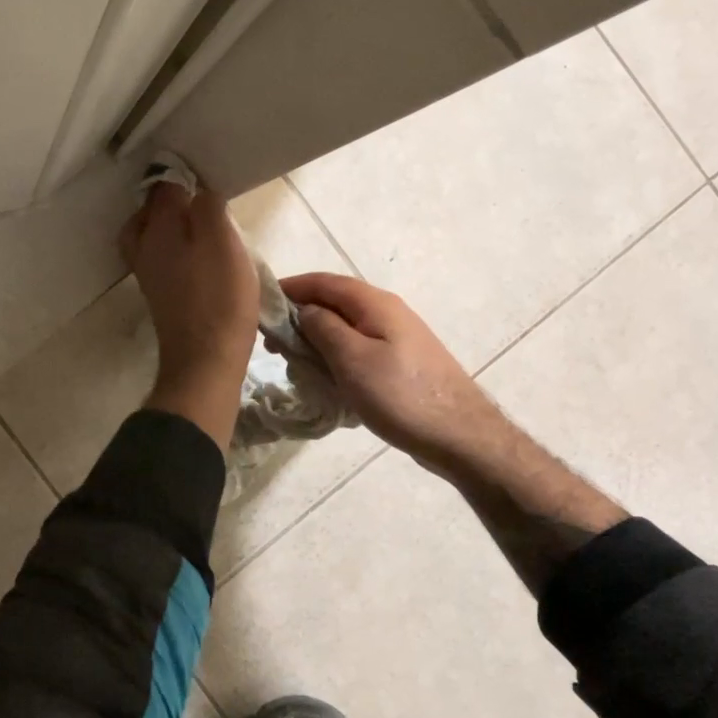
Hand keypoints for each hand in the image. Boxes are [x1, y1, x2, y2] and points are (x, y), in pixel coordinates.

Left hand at [119, 184, 259, 449]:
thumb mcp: (222, 241)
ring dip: (171, 223)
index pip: (163, 186)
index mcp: (156, 227)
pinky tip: (198, 253)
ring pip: (150, 234)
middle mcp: (142, 245)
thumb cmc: (218, 297)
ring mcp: (147, 272)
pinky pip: (160, 255)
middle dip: (171, 198)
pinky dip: (174, 246)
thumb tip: (197, 188)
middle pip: (150, 210)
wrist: (203, 358)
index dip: (184, 175)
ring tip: (201, 223)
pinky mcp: (158, 293)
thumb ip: (207, 207)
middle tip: (203, 196)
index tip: (206, 172)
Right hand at [279, 272, 512, 472]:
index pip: (322, 281)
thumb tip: (304, 310)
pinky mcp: (400, 362)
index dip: (288, 288)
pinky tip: (324, 379)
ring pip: (344, 327)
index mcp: (374, 304)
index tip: (257, 305)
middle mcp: (387, 312)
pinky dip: (333, 356)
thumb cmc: (401, 395)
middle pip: (333, 302)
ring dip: (314, 339)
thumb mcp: (352, 359)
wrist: (461, 436)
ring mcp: (396, 338)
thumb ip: (322, 327)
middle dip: (298, 317)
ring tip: (293, 364)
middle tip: (271, 344)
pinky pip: (357, 348)